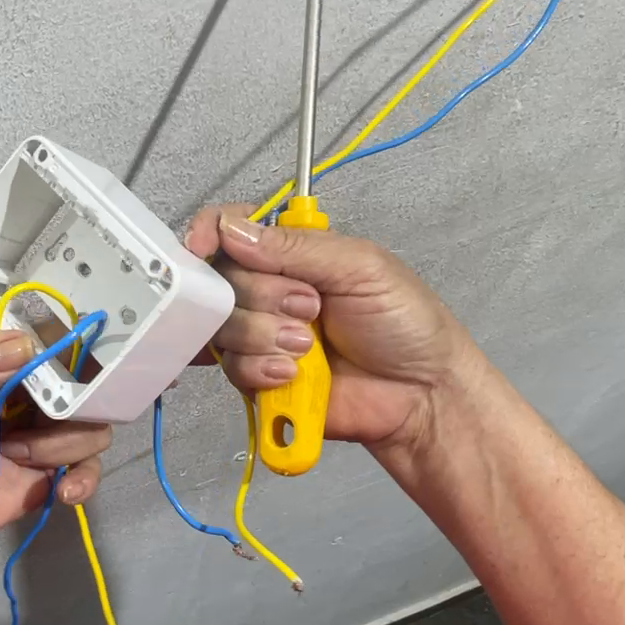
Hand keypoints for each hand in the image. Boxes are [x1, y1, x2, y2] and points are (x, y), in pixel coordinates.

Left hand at [0, 330, 112, 550]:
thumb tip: (24, 345)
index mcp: (6, 370)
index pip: (52, 348)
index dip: (64, 358)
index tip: (55, 376)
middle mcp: (34, 398)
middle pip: (84, 390)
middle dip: (67, 412)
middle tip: (38, 424)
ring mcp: (49, 435)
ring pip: (92, 429)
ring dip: (59, 447)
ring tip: (16, 458)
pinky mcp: (56, 471)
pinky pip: (90, 468)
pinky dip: (85, 479)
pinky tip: (64, 492)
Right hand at [185, 204, 475, 451]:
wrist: (420, 394)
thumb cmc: (405, 324)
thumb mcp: (361, 268)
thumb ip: (296, 246)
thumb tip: (231, 230)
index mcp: (292, 254)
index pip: (232, 230)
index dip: (210, 235)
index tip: (204, 248)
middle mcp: (268, 292)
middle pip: (221, 281)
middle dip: (263, 296)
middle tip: (310, 308)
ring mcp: (260, 335)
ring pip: (222, 327)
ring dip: (265, 336)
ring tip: (309, 348)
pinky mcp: (257, 376)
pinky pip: (232, 368)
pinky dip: (261, 369)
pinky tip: (294, 374)